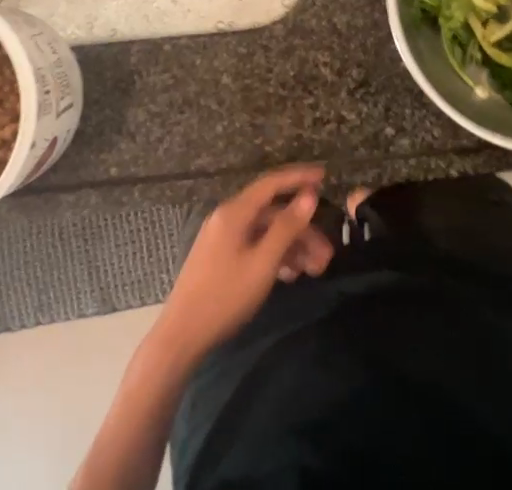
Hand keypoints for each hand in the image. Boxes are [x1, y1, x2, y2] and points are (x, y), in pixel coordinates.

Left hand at [154, 165, 334, 361]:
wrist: (183, 335)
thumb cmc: (225, 296)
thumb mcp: (263, 262)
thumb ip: (287, 227)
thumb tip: (309, 195)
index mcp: (234, 213)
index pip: (271, 183)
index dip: (299, 177)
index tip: (325, 175)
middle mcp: (227, 219)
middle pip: (273, 214)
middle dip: (303, 231)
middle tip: (328, 254)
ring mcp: (223, 239)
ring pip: (266, 233)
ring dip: (293, 247)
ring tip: (314, 271)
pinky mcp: (222, 258)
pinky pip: (255, 247)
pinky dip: (275, 256)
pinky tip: (290, 276)